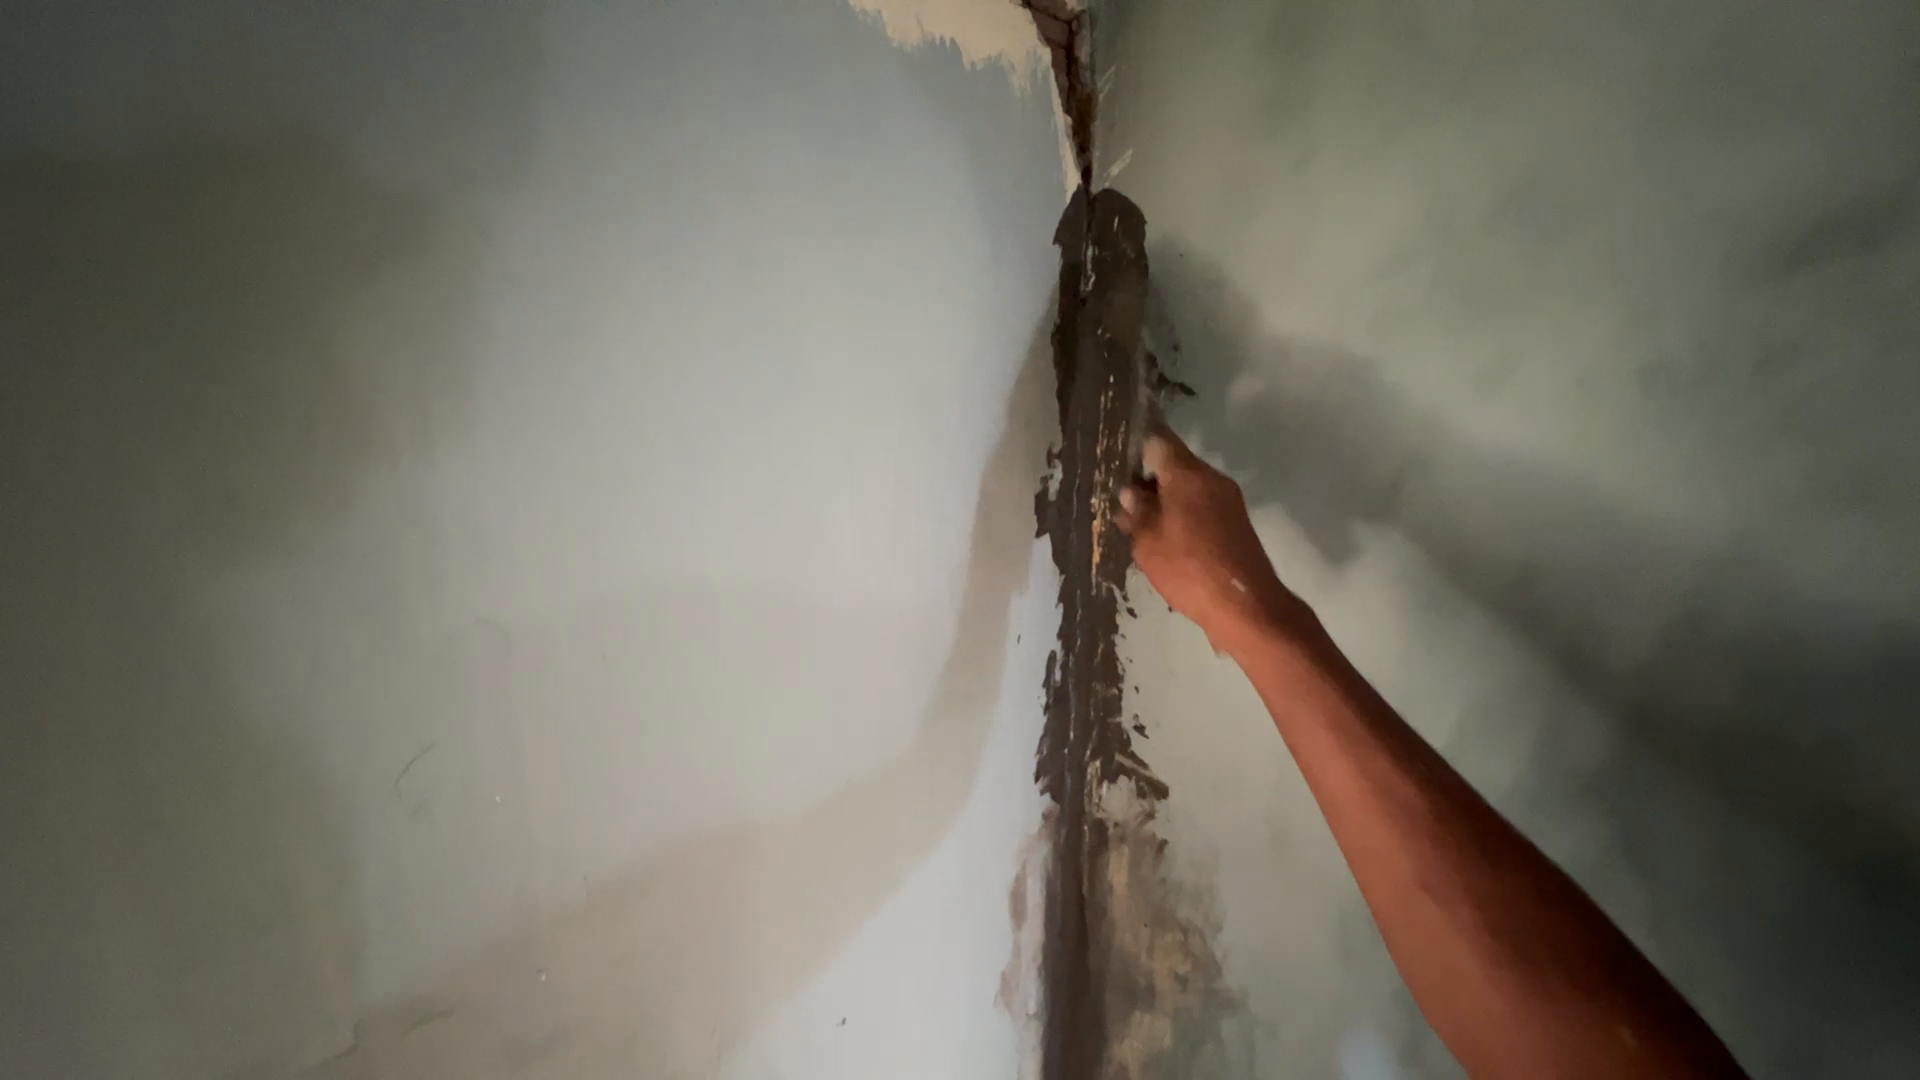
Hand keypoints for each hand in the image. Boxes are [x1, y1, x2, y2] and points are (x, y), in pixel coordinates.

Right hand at [1116, 427, 1305, 652]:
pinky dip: (1181, 514)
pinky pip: (1200, 506)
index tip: (1117, 455)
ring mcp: (1227, 500)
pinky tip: (1164, 538)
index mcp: (1188, 475)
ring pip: (1188, 487)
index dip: (1136, 444)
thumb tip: (1131, 492)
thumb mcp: (1147, 542)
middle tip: (1122, 500)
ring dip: (1164, 499)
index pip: (1159, 441)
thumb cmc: (1188, 568)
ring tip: (1139, 524)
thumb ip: (1137, 511)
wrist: (1245, 605)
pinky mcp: (1234, 522)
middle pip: (1175, 465)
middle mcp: (1212, 479)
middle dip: (1148, 479)